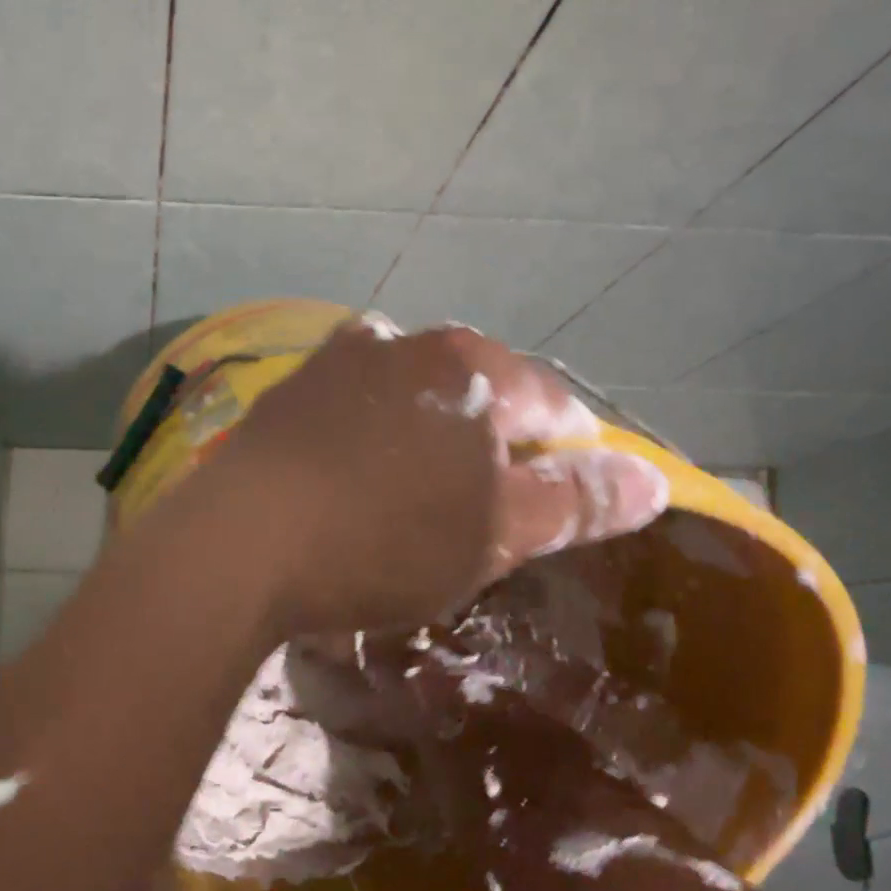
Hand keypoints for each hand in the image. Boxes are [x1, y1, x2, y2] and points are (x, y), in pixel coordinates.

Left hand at [203, 314, 667, 638]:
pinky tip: (347, 489)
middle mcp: (398, 344)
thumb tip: (654, 479)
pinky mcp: (278, 402)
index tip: (557, 503)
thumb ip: (574, 502)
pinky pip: (344, 419)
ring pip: (403, 402)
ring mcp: (329, 367)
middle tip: (479, 513)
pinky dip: (361, 447)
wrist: (236, 546)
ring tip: (412, 502)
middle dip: (485, 447)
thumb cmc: (380, 542)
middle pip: (471, 394)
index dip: (567, 453)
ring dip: (419, 443)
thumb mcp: (493, 535)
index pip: (549, 401)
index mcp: (467, 366)